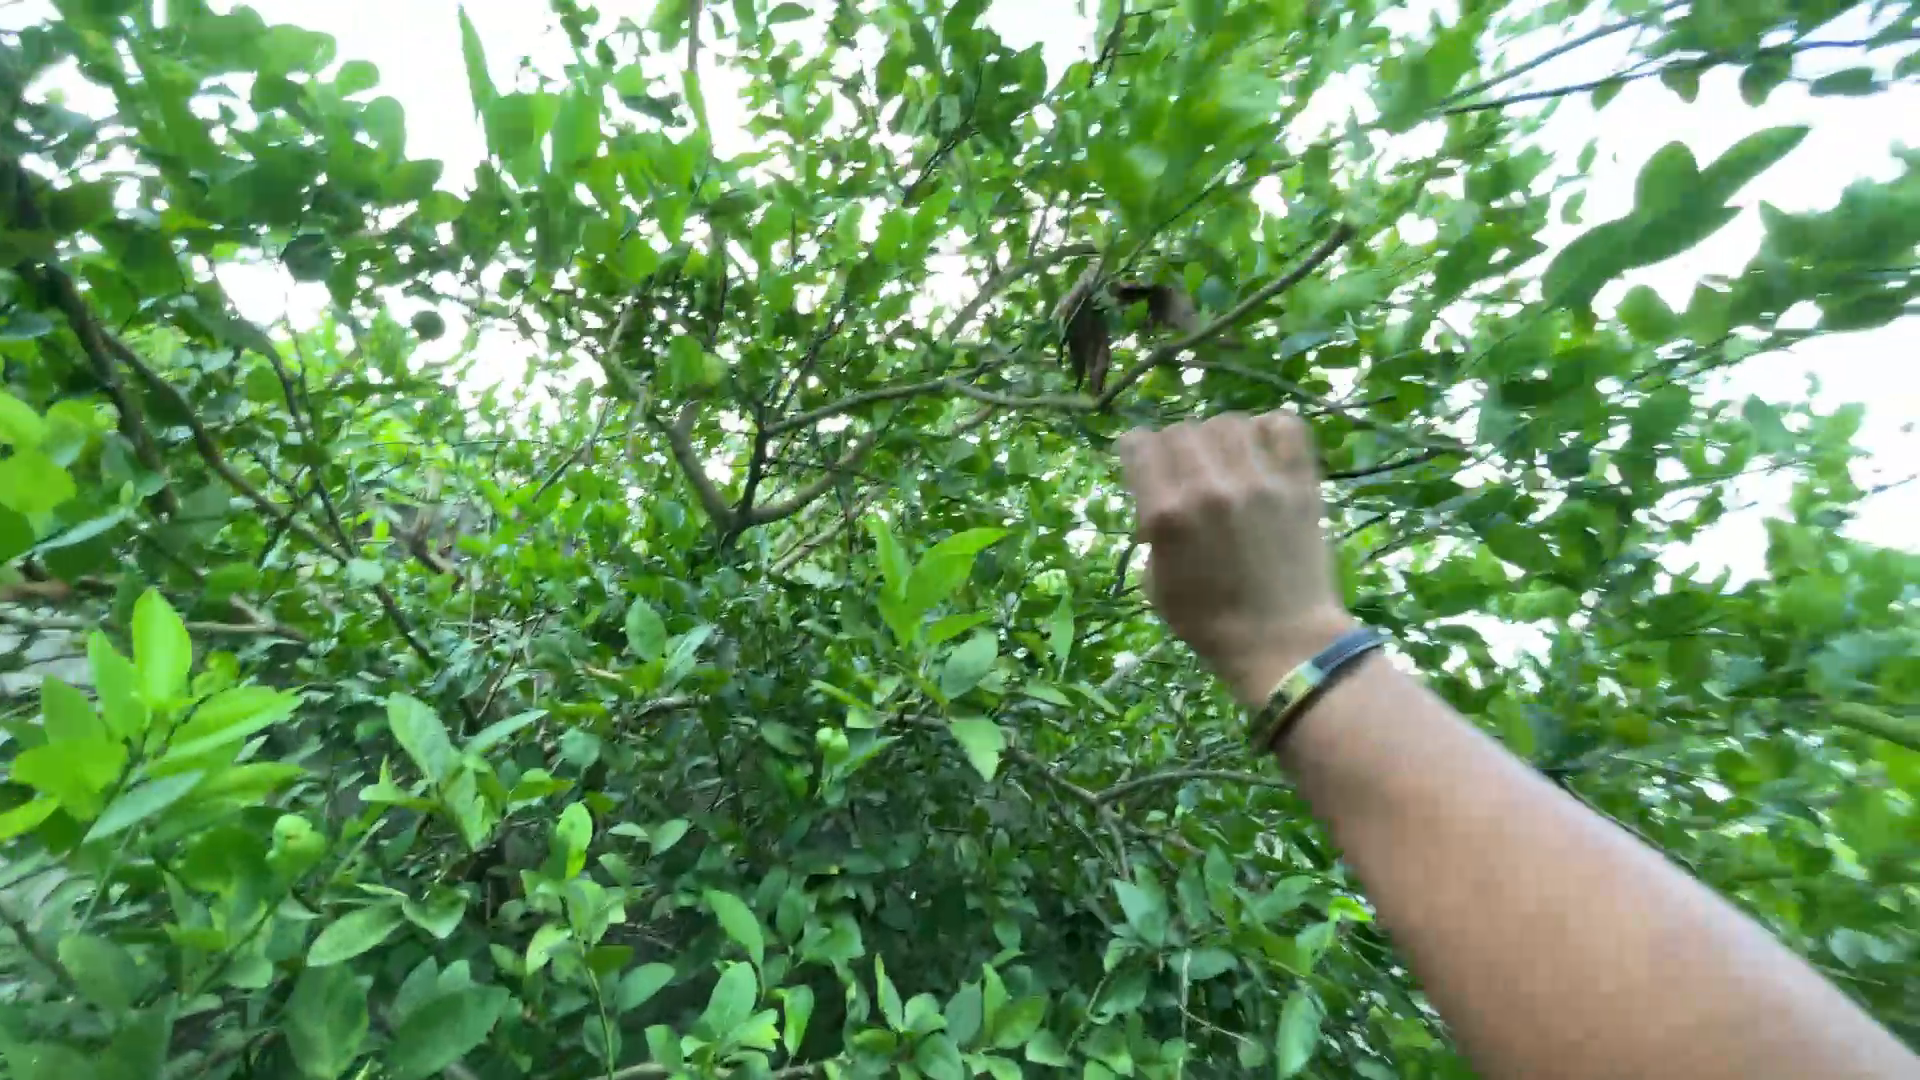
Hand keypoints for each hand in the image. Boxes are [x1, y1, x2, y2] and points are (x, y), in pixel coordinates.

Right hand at [1116, 412, 1354, 704]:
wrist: (1282, 643)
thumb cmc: (1208, 622)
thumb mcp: (1154, 583)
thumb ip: (1151, 533)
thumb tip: (1159, 504)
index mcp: (1166, 514)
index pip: (1139, 444)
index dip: (1134, 451)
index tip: (1141, 464)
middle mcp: (1209, 488)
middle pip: (1180, 430)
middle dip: (1171, 449)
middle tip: (1182, 474)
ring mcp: (1259, 482)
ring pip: (1227, 423)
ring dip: (1216, 439)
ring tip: (1222, 463)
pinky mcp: (1300, 484)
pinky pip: (1284, 426)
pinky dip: (1267, 431)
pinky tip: (1260, 453)